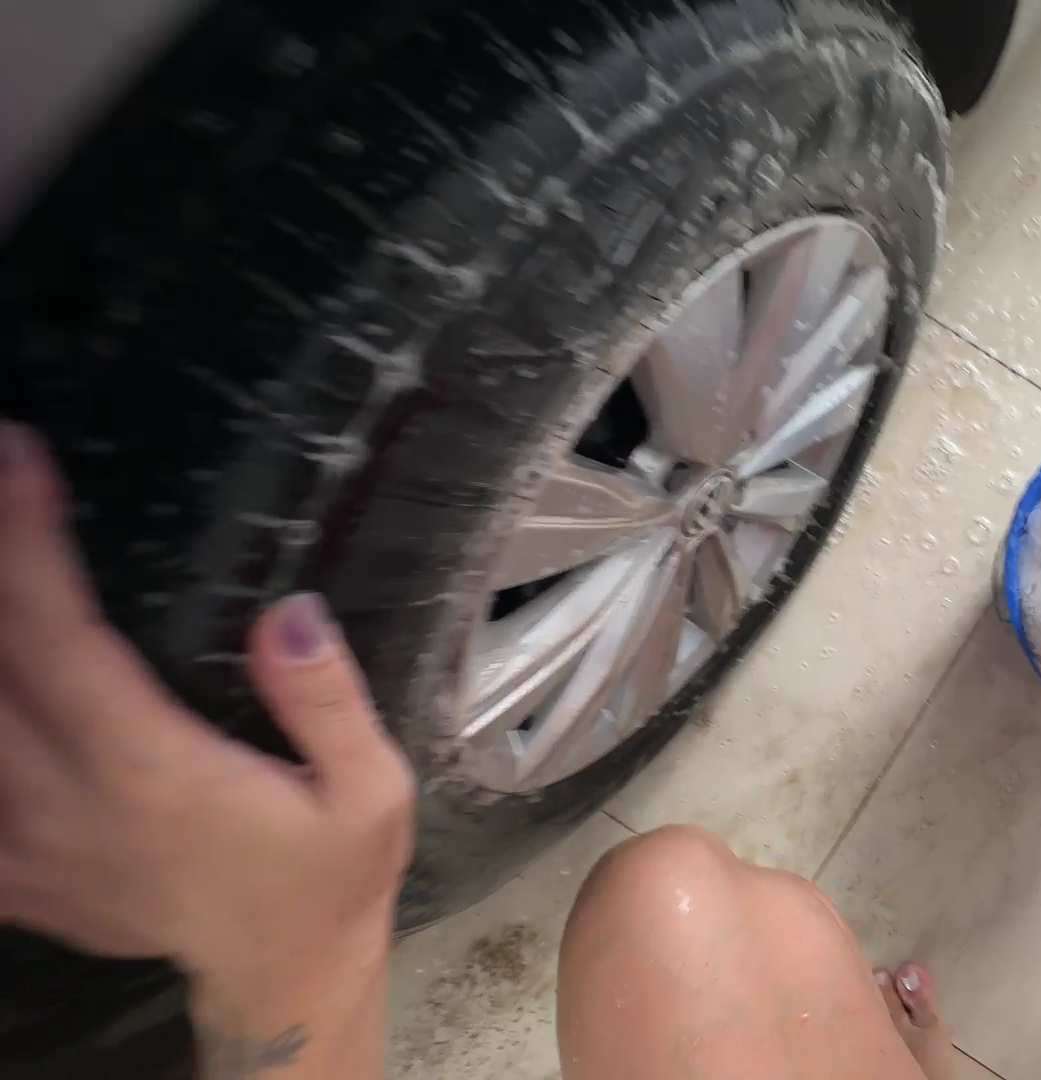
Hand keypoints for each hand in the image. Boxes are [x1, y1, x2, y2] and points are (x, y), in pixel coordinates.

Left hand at [0, 423, 415, 986]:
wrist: (282, 965)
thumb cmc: (338, 867)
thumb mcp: (371, 784)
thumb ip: (325, 701)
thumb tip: (291, 612)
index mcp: (154, 771)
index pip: (58, 642)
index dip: (26, 547)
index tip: (15, 463)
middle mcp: (59, 799)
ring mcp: (18, 838)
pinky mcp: (10, 863)